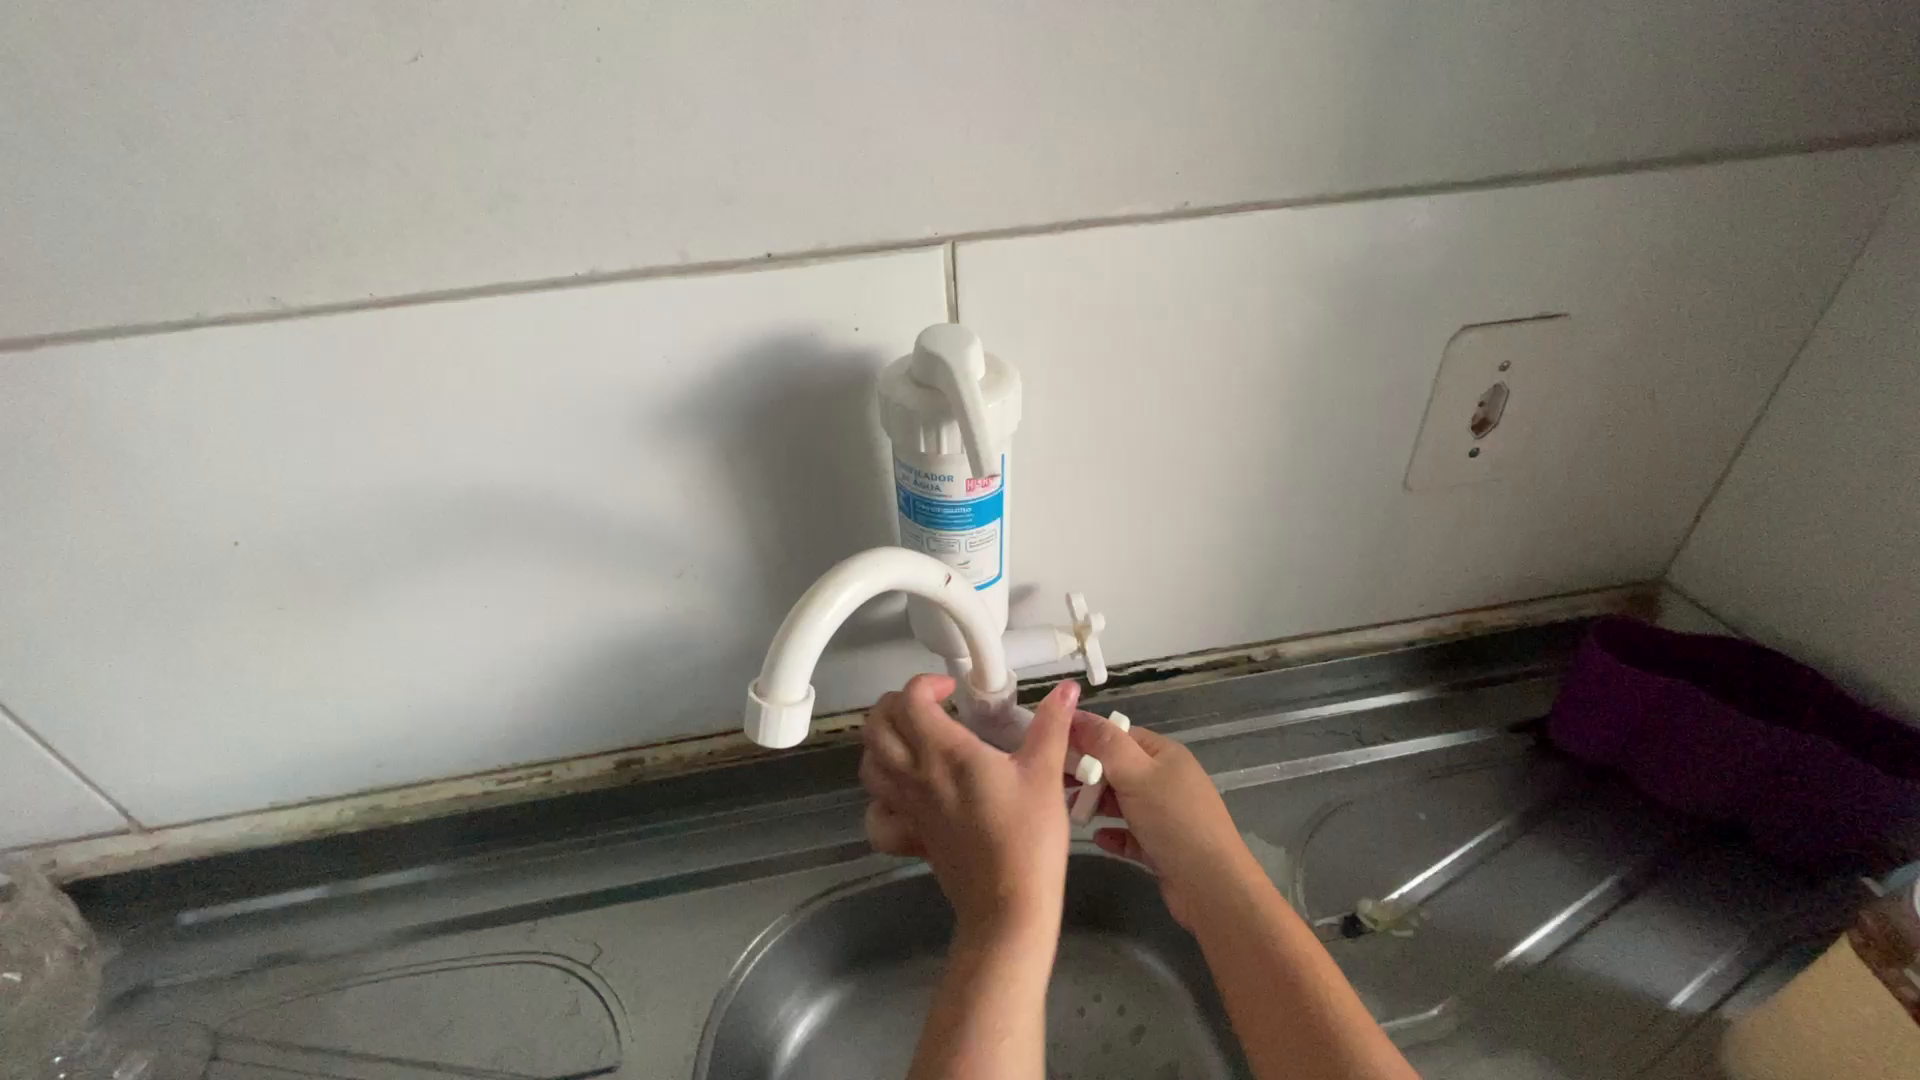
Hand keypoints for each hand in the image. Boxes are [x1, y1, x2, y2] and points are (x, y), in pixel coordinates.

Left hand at [860, 676, 1080, 937]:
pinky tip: (902, 791)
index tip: (954, 690)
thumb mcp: (1045, 773)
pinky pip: (875, 812)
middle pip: (875, 726)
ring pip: (868, 763)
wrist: (1008, 904)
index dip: (925, 684)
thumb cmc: (1029, 837)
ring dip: (882, 741)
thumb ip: (1052, 724)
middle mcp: (916, 775)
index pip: (910, 701)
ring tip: (914, 738)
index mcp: (946, 753)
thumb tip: (1067, 689)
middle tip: (928, 706)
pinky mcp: (908, 835)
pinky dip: (880, 796)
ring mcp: (906, 807)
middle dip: (895, 703)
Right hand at [1068, 718, 1255, 926]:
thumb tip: (1075, 713)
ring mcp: (1166, 815)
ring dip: (1097, 805)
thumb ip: (1104, 743)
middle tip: (1057, 784)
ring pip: (1122, 802)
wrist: (1212, 887)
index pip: (1120, 736)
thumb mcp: (1135, 774)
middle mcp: (1166, 780)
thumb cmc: (1173, 820)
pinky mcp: (1162, 847)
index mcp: (1164, 755)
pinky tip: (1098, 838)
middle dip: (1088, 775)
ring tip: (1071, 813)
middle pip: (1118, 769)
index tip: (1055, 747)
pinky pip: (1130, 834)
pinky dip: (1113, 833)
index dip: (1088, 738)